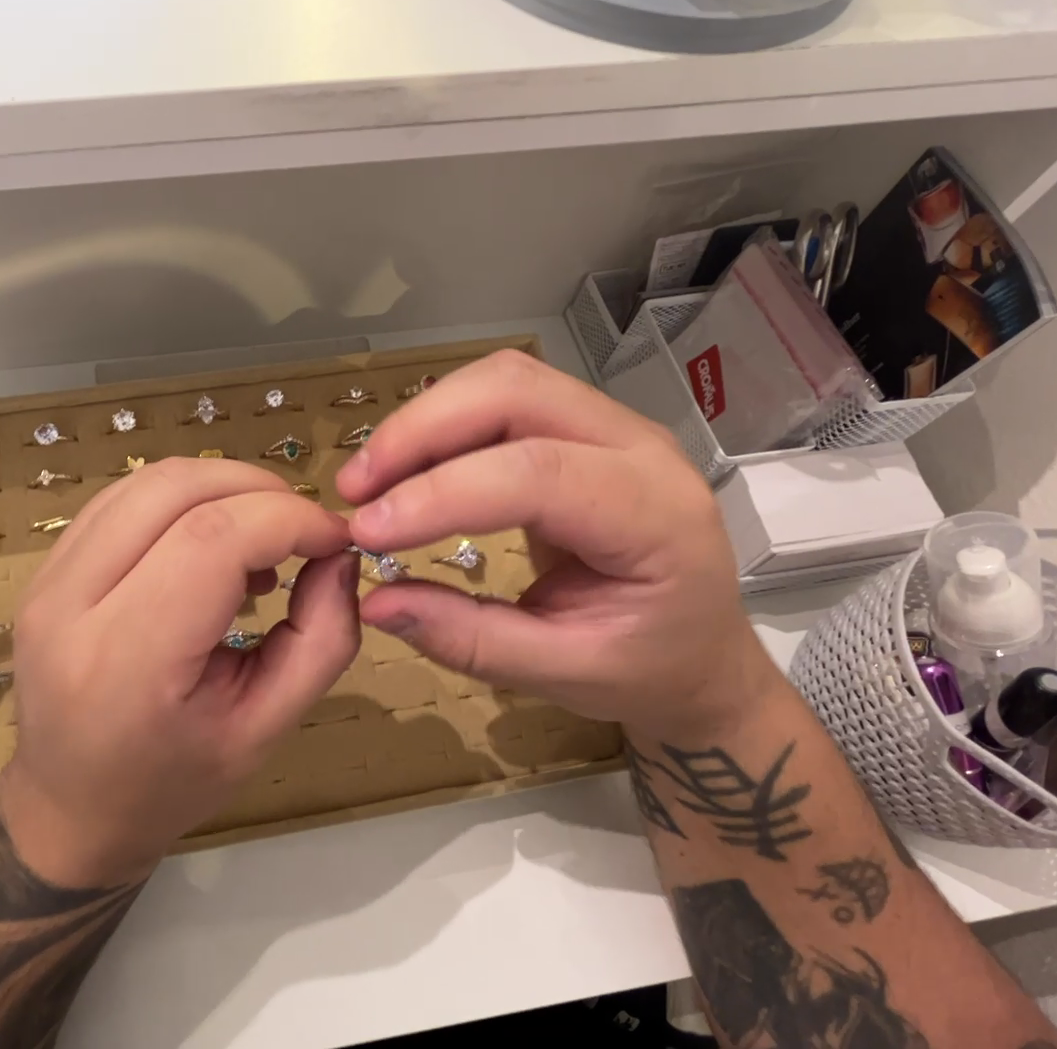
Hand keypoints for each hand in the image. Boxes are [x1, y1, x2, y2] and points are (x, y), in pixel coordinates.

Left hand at [0, 459, 359, 886]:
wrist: (70, 808)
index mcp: (127, 660)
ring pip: (146, 481)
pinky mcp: (45, 568)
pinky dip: (184, 500)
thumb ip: (322, 640)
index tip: (336, 540)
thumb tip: (340, 554)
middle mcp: (71, 604)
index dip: (289, 520)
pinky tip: (213, 544)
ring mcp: (48, 578)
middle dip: (259, 490)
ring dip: (222, 488)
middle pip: (175, 490)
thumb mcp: (266, 730)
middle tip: (304, 531)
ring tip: (261, 541)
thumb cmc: (171, 782)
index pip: (212, 540)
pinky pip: (123, 499)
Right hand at [337, 350, 782, 742]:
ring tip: (370, 480)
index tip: (365, 532)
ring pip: (503, 382)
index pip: (538, 473)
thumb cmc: (648, 671)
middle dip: (420, 431)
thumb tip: (375, 602)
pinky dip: (443, 427)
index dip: (441, 494)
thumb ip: (471, 640)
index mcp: (656, 515)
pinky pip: (503, 400)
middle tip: (354, 490)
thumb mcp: (563, 674)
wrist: (702, 653)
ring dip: (425, 422)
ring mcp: (611, 427)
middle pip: (515, 392)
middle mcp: (639, 447)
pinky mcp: (581, 429)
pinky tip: (407, 471)